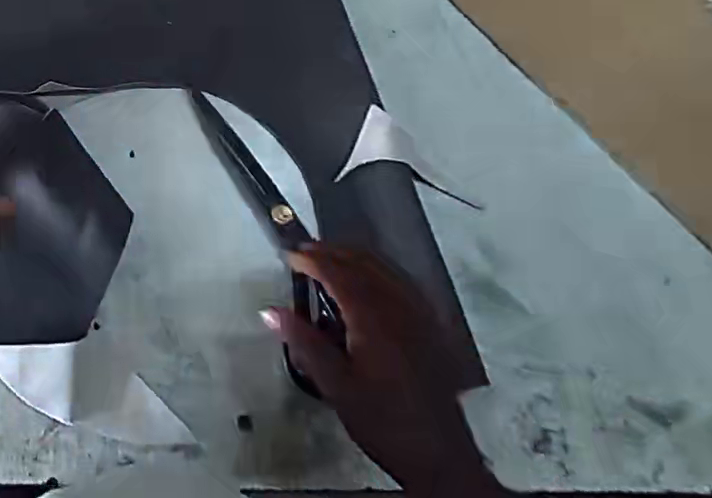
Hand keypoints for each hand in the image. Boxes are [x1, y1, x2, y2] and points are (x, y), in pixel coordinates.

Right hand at [262, 245, 503, 497]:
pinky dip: (378, 270)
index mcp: (373, 319)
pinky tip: (369, 281)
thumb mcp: (336, 385)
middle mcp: (398, 309)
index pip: (338, 273)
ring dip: (354, 257)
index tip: (289, 256)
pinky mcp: (431, 329)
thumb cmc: (383, 421)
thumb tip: (270, 311)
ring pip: (385, 269)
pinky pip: (401, 283)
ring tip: (331, 259)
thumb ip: (304, 342)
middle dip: (331, 252)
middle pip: (363, 263)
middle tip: (305, 252)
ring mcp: (419, 317)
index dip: (311, 260)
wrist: (441, 459)